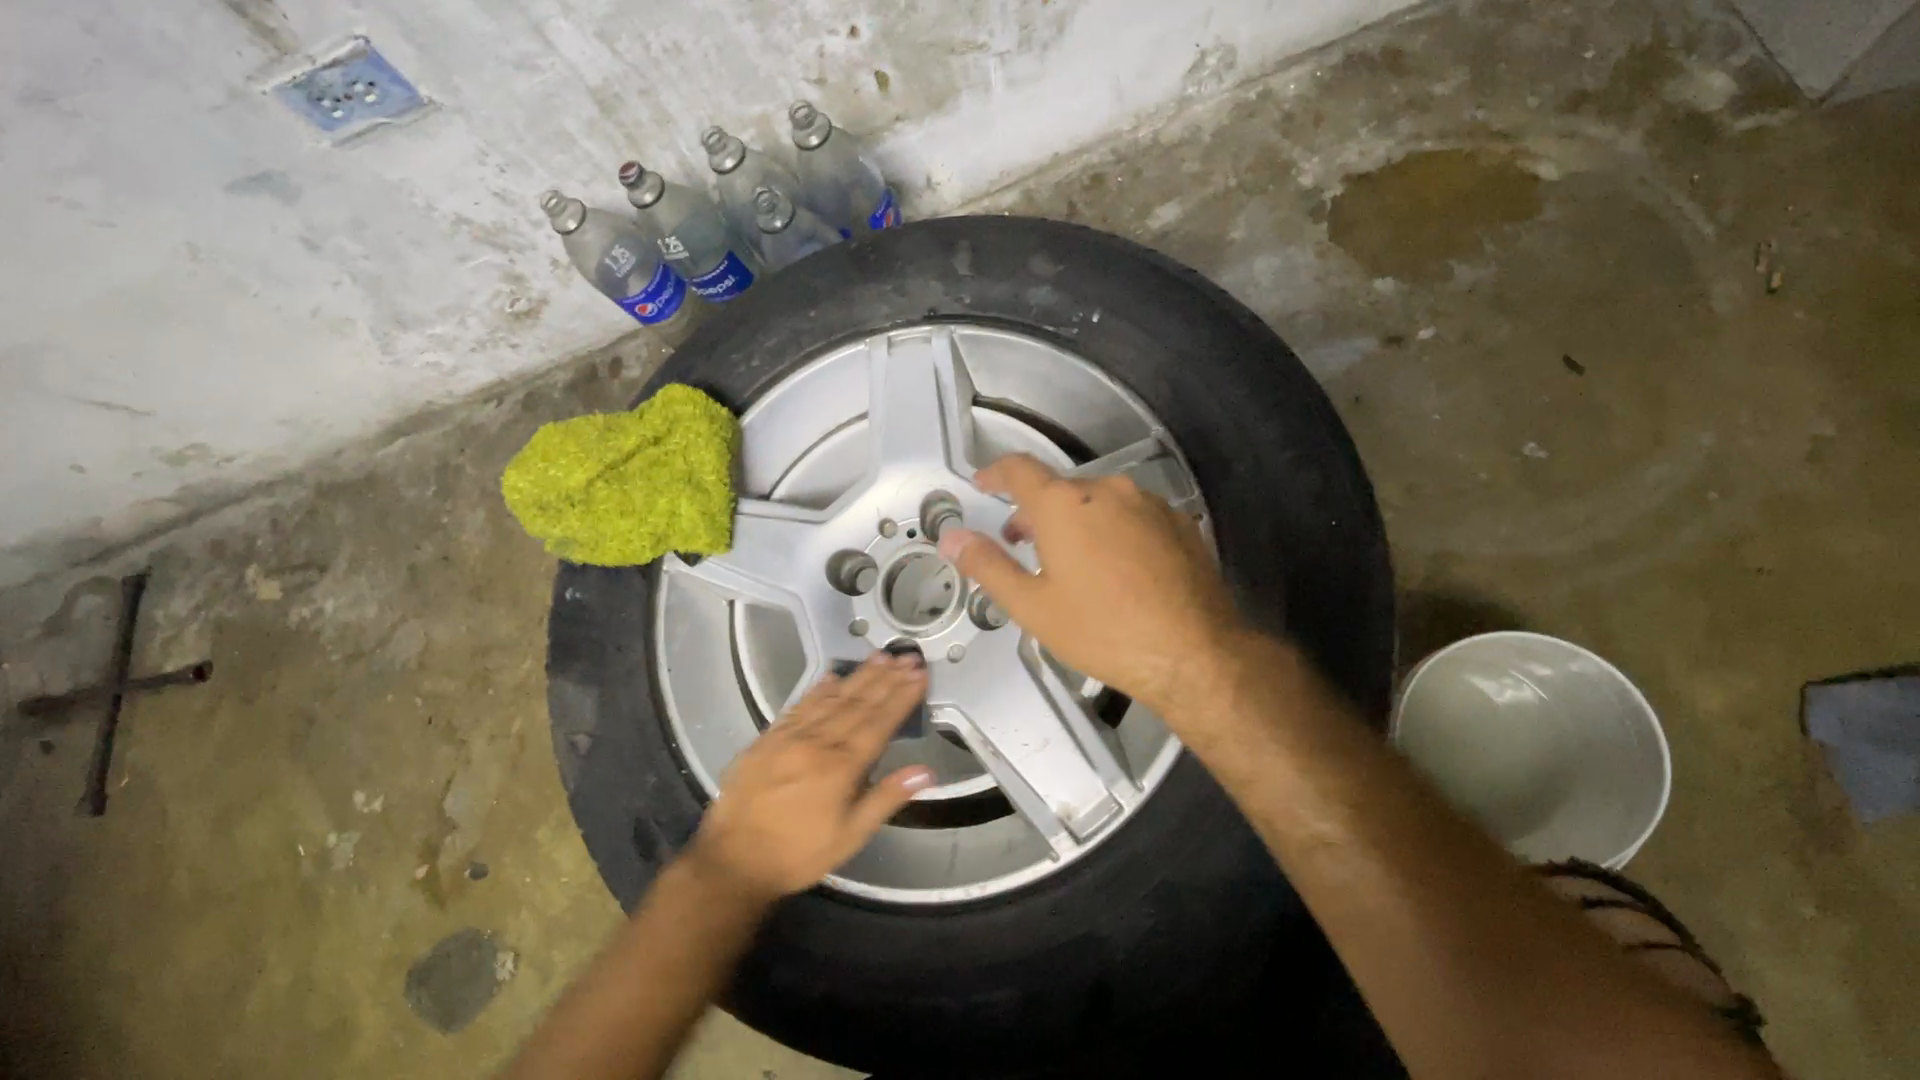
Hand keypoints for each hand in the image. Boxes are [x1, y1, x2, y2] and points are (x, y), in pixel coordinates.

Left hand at [688, 653, 935, 900]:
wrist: (733, 861)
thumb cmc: (798, 854)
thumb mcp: (850, 836)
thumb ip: (886, 798)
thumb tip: (926, 772)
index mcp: (841, 766)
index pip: (879, 723)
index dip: (902, 697)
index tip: (920, 675)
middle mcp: (816, 742)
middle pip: (858, 703)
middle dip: (886, 679)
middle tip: (907, 657)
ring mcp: (788, 736)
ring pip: (830, 698)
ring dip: (858, 676)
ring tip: (880, 656)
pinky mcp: (767, 739)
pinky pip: (798, 706)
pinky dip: (818, 689)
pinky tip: (832, 676)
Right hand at [937, 453, 1243, 711]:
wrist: (1193, 653)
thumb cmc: (1105, 632)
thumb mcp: (1033, 606)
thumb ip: (988, 565)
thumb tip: (953, 538)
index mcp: (1065, 505)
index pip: (1019, 469)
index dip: (995, 473)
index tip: (984, 484)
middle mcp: (1108, 491)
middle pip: (1061, 489)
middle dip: (1037, 512)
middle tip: (1024, 545)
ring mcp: (1149, 504)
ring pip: (1100, 502)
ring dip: (1078, 522)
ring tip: (1073, 564)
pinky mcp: (1179, 522)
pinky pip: (1133, 516)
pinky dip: (1114, 531)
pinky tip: (1118, 571)